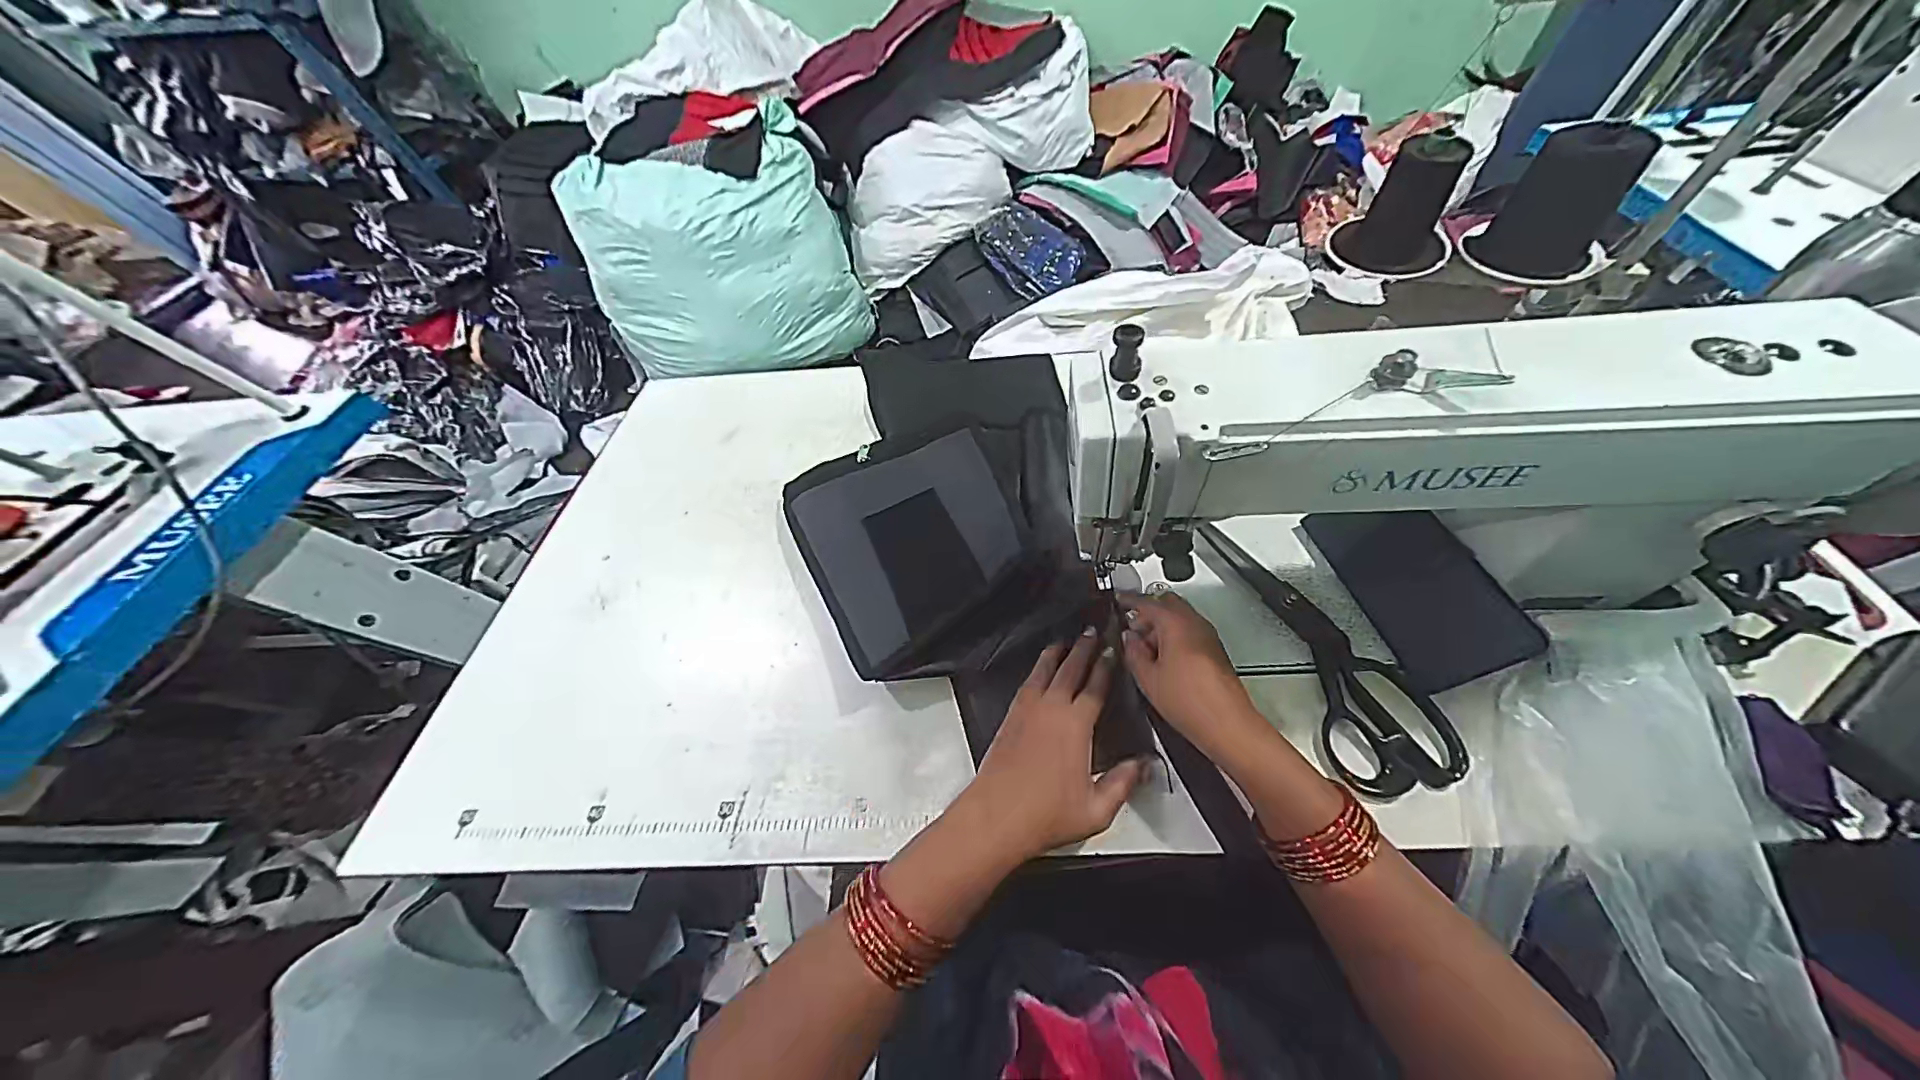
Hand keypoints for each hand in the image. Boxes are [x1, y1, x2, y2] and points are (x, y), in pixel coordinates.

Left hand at [952, 630, 1146, 863]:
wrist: (996, 816)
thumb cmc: (1045, 814)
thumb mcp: (1097, 808)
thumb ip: (1123, 783)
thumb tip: (1143, 765)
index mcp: (1075, 725)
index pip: (1095, 686)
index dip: (1105, 666)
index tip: (1111, 650)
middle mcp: (1050, 709)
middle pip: (1069, 669)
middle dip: (1083, 648)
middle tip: (1091, 632)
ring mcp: (1026, 711)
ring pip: (1043, 671)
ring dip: (1057, 654)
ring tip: (1065, 641)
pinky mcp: (1010, 718)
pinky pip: (1027, 684)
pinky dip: (1036, 670)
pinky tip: (1039, 671)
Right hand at [1120, 591, 1267, 756]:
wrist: (1227, 725)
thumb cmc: (1193, 703)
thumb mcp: (1148, 678)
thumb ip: (1133, 652)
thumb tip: (1129, 640)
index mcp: (1176, 624)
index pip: (1148, 602)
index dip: (1129, 600)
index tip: (1120, 601)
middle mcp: (1195, 624)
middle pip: (1167, 603)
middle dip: (1148, 612)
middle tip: (1131, 627)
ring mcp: (1208, 636)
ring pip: (1180, 617)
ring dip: (1162, 625)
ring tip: (1145, 648)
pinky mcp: (1215, 650)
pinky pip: (1190, 631)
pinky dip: (1175, 636)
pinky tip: (1164, 660)